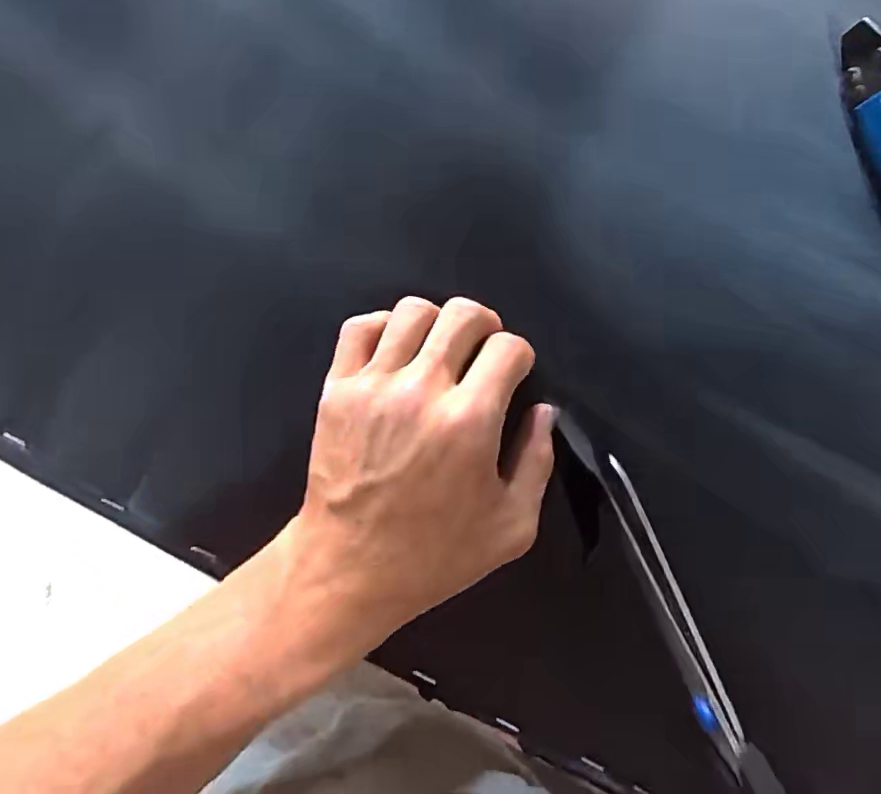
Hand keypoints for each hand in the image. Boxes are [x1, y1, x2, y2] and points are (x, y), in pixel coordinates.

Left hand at [284, 296, 554, 644]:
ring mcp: (374, 385)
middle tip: (482, 353)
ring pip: (414, 310)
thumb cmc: (435, 554)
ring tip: (439, 351)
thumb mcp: (512, 525)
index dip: (520, 356)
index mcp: (470, 421)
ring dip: (438, 323)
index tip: (514, 375)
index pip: (508, 347)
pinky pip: (360, 326)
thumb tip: (543, 410)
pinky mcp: (337, 389)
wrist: (346, 570)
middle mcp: (422, 390)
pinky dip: (384, 327)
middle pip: (464, 314)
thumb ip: (539, 461)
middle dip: (486, 325)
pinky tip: (397, 352)